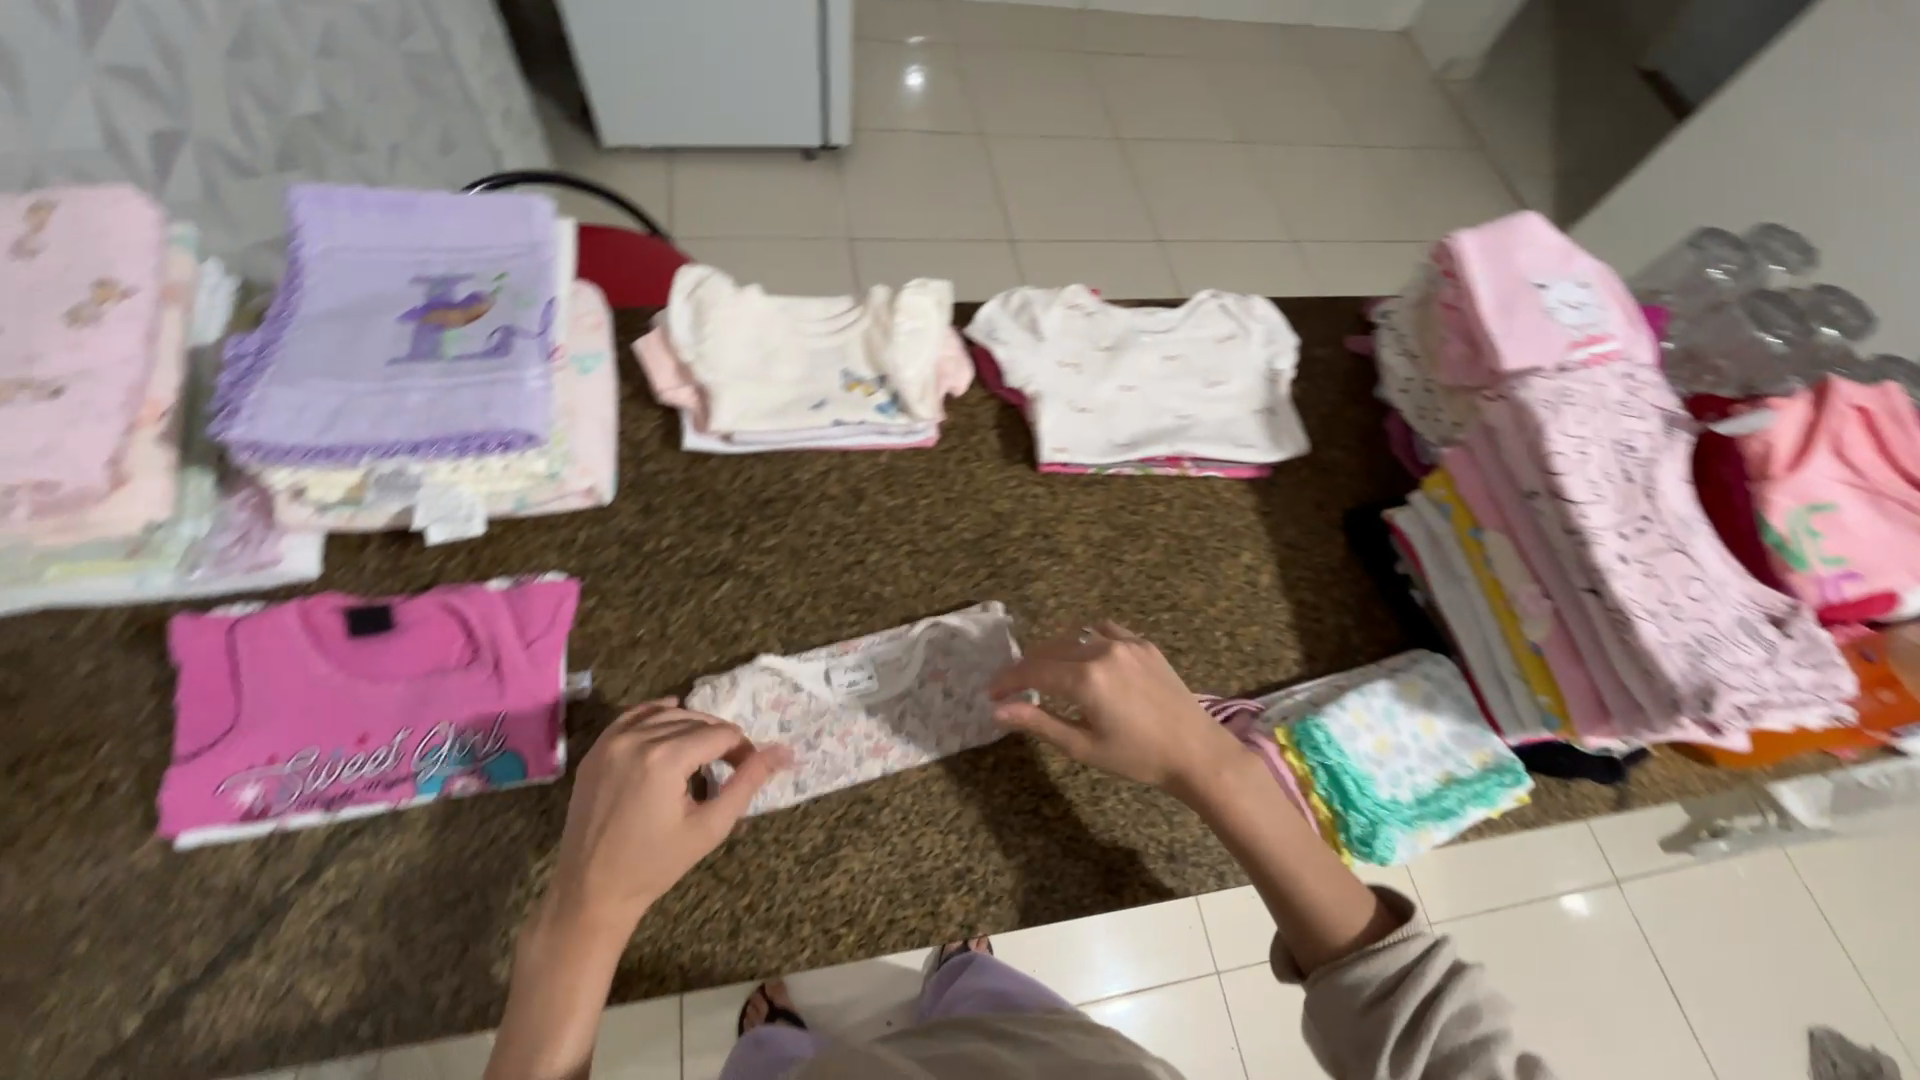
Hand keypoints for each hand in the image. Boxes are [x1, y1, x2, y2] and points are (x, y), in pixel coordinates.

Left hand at [546, 699, 790, 931]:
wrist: (590, 890)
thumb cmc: (655, 864)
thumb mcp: (711, 825)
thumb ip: (748, 782)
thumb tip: (785, 751)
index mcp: (665, 759)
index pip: (720, 734)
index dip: (742, 749)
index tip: (748, 770)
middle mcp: (636, 739)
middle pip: (696, 721)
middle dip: (720, 738)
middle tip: (731, 765)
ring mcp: (611, 742)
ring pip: (666, 714)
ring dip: (692, 727)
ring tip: (704, 753)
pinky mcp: (596, 751)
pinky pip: (633, 716)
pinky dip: (657, 714)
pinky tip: (672, 722)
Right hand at [989, 621, 1244, 799]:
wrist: (1196, 752)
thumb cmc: (1137, 758)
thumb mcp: (1082, 746)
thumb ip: (1038, 723)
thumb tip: (997, 711)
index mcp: (1085, 679)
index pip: (1032, 672)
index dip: (1007, 681)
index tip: (991, 694)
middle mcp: (1102, 651)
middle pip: (1049, 650)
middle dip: (1026, 668)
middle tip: (1013, 689)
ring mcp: (1126, 643)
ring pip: (1075, 638)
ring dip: (1054, 654)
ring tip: (1047, 675)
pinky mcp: (1144, 644)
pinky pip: (1105, 631)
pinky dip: (1086, 641)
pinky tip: (1085, 659)